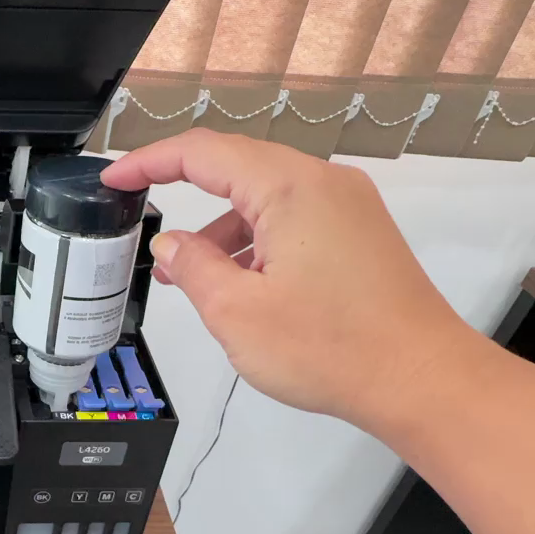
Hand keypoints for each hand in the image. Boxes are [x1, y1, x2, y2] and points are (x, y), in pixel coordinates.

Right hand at [100, 130, 485, 428]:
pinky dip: (252, 244)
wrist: (421, 380)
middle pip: (235, 169)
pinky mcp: (356, 234)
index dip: (149, 162)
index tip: (113, 179)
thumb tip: (170, 244)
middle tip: (139, 224)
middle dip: (182, 197)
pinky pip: (289, 222)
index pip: (203, 153)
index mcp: (290, 189)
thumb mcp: (236, 311)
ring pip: (262, 201)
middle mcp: (323, 184)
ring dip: (217, 231)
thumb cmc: (333, 348)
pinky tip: (235, 283)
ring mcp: (345, 208)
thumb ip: (193, 267)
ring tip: (184, 276)